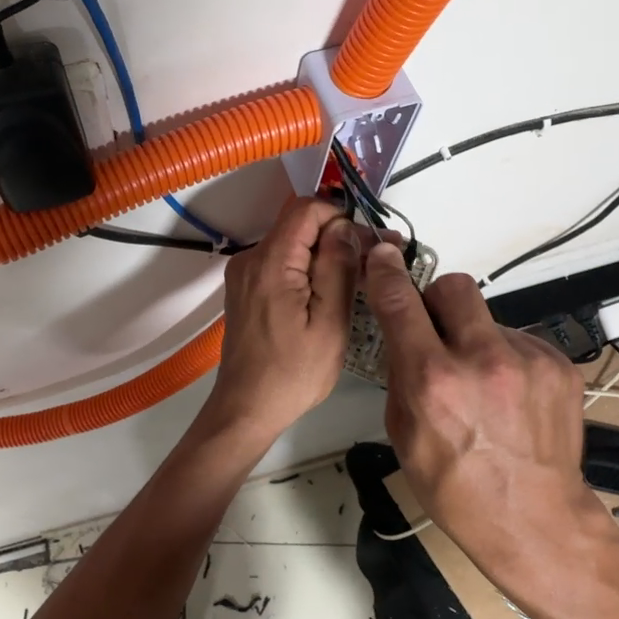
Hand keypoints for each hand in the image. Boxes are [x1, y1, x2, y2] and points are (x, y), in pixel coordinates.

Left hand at [204, 197, 358, 437]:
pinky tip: (328, 298)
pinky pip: (279, 266)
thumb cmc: (293, 373)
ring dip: (324, 257)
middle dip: (337, 238)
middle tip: (374, 267)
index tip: (370, 246)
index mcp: (270, 262)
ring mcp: (243, 276)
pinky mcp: (244, 292)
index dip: (342, 218)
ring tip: (358, 285)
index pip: (307, 209)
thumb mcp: (329, 322)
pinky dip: (305, 273)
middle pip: (298, 226)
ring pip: (291, 246)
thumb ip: (338, 268)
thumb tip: (345, 227)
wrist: (246, 409)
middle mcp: (250, 260)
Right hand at [363, 243, 618, 609]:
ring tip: (481, 385)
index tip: (381, 255)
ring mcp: (528, 360)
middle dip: (438, 300)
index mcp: (433, 381)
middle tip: (437, 330)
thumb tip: (405, 342)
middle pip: (455, 286)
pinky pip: (520, 342)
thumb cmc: (454, 488)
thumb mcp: (403, 435)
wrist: (533, 520)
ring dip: (475, 338)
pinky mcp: (558, 366)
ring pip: (489, 318)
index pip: (401, 303)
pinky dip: (507, 359)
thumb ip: (402, 378)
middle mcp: (482, 360)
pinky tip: (508, 397)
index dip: (386, 272)